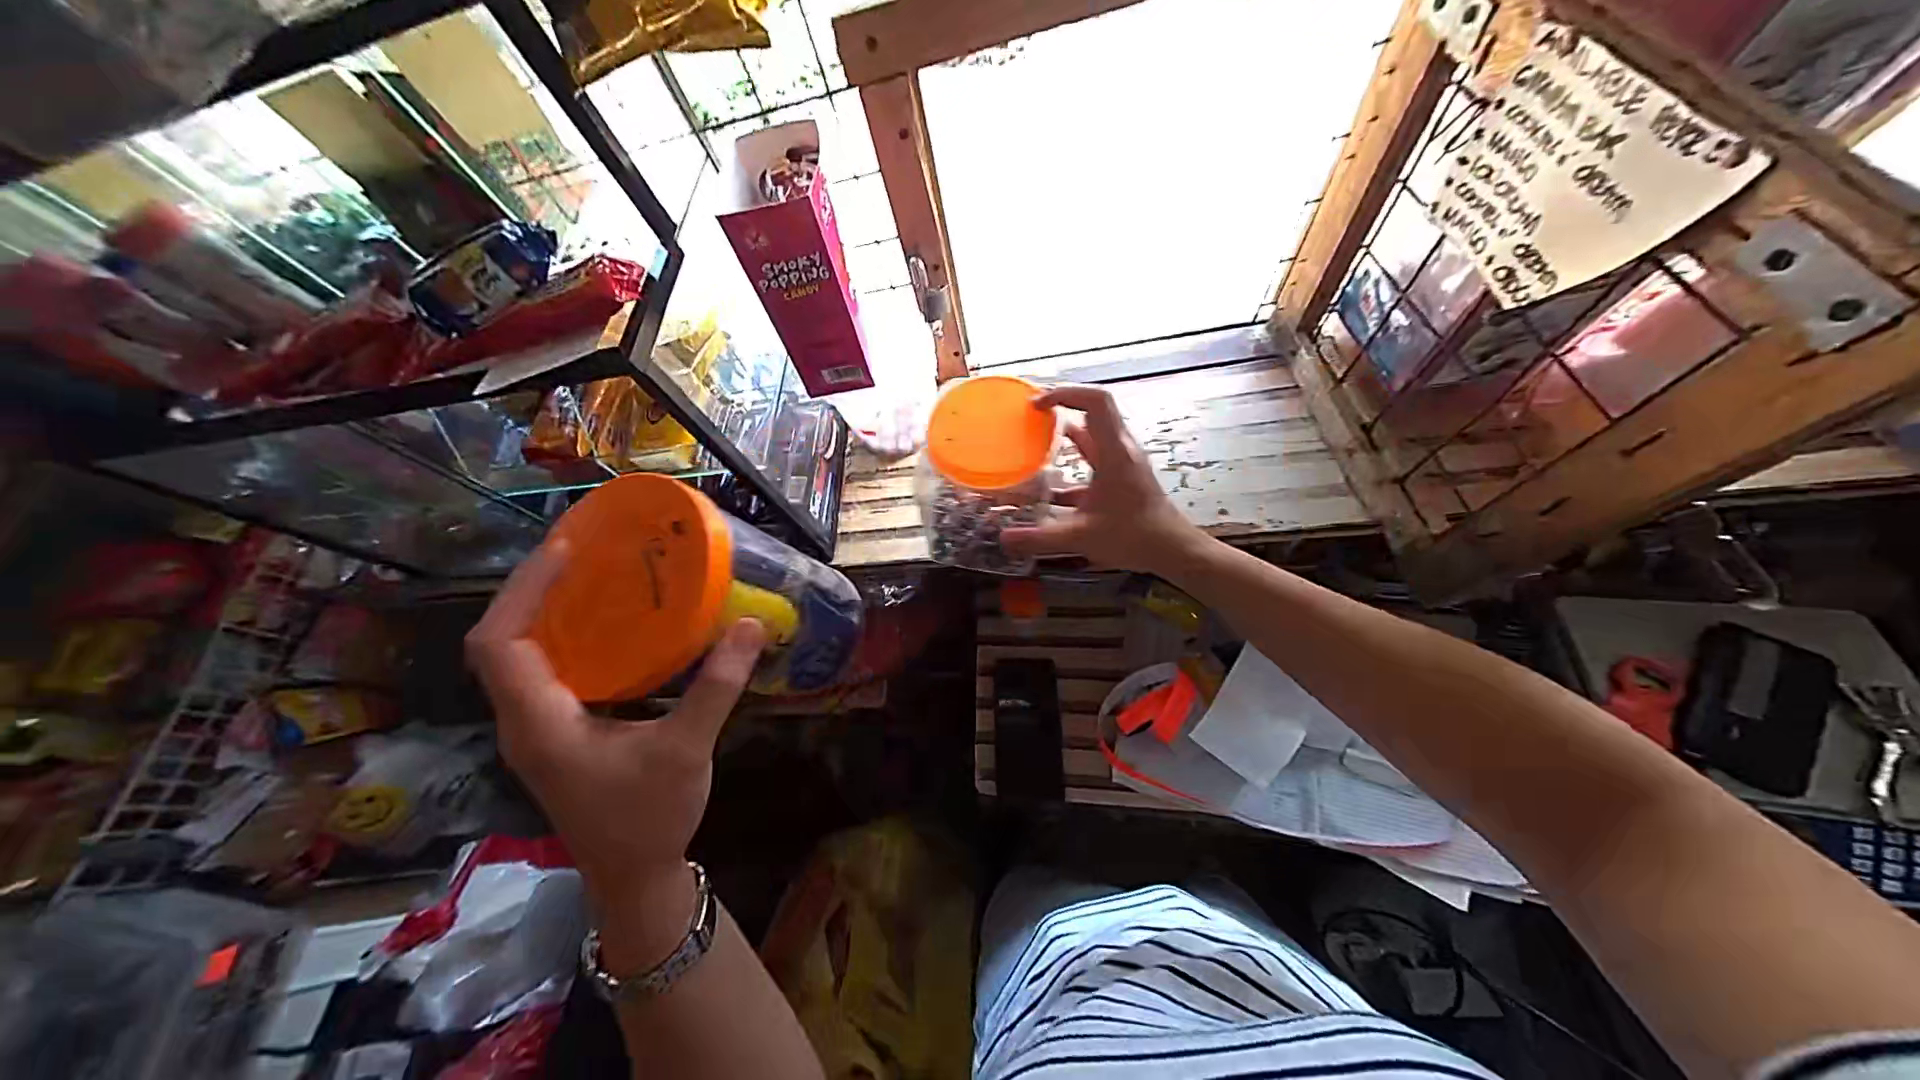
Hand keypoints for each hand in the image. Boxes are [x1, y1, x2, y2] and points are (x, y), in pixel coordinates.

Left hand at [464, 538, 765, 969]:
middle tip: (582, 551)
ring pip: (520, 657)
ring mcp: (538, 729)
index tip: (566, 550)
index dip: (524, 591)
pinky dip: (565, 639)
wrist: (634, 878)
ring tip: (591, 575)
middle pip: (501, 642)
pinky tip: (607, 627)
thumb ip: (716, 687)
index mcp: (539, 722)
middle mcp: (524, 721)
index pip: (499, 644)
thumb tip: (750, 625)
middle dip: (532, 591)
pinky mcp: (558, 734)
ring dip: (544, 612)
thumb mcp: (686, 749)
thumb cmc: (649, 818)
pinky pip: (547, 672)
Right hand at [1001, 385, 1206, 573]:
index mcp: (1115, 452)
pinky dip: (1076, 456)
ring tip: (1038, 432)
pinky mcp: (1123, 476)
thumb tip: (1004, 540)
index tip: (1036, 403)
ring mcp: (1124, 461)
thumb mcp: (1082, 537)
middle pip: (1094, 409)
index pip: (1095, 401)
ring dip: (1069, 428)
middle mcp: (1121, 449)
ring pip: (1095, 432)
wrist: (1172, 550)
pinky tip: (1052, 476)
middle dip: (1063, 403)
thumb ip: (1040, 538)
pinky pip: (1096, 455)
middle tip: (1032, 412)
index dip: (1065, 392)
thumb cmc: (1134, 536)